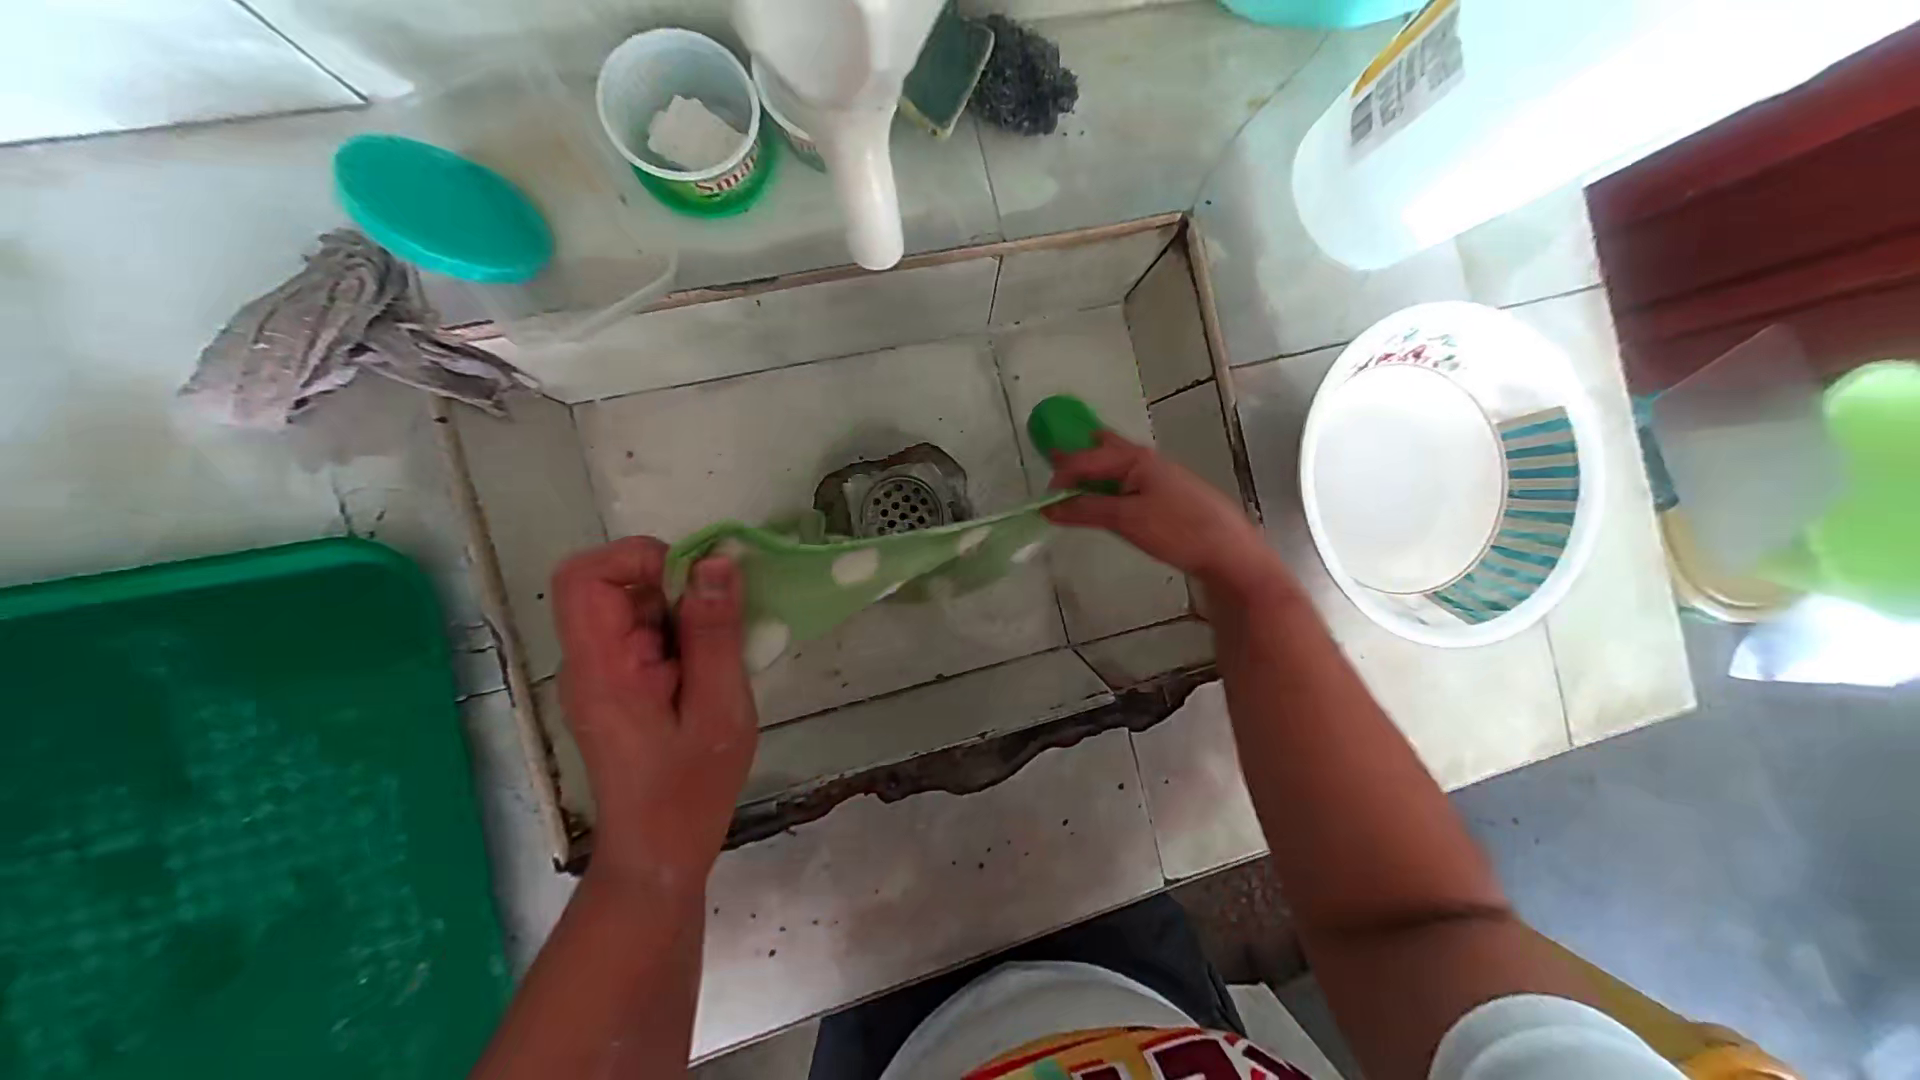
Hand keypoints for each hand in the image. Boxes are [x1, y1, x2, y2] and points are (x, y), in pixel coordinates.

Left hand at [549, 536, 758, 888]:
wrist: (660, 853)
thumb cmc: (691, 789)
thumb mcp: (720, 708)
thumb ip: (715, 633)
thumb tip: (717, 562)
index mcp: (601, 668)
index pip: (586, 577)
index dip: (638, 559)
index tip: (695, 583)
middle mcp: (587, 663)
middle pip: (612, 586)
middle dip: (673, 590)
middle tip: (720, 627)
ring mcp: (599, 675)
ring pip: (634, 607)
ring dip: (683, 615)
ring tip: (718, 659)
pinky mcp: (617, 685)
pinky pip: (645, 635)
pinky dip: (682, 636)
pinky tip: (708, 673)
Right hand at [1043, 430, 1279, 590]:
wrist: (1230, 553)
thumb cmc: (1177, 530)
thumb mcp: (1126, 520)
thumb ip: (1085, 510)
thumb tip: (1049, 507)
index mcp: (1134, 458)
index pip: (1084, 458)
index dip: (1060, 475)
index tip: (1043, 500)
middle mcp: (1146, 461)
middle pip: (1103, 450)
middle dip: (1078, 456)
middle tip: (1053, 465)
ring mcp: (1158, 478)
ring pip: (1116, 467)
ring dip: (1093, 473)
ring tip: (1072, 486)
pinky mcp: (1166, 497)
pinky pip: (1127, 483)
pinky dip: (1108, 488)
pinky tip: (1105, 503)